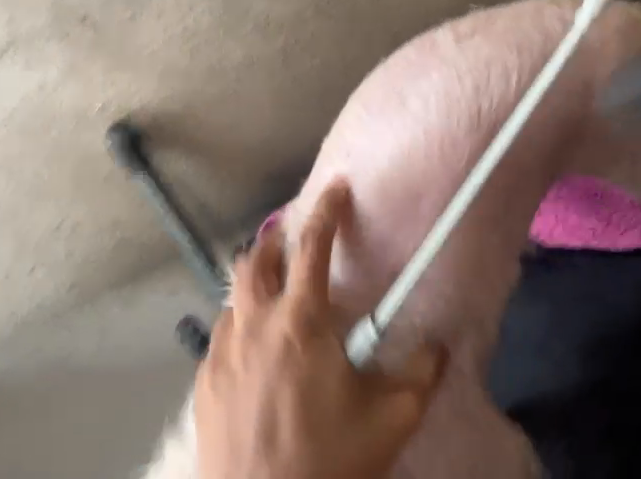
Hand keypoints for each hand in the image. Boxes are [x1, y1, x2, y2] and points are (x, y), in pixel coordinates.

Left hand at [194, 182, 446, 478]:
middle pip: (254, 260)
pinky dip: (240, 325)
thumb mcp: (393, 416)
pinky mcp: (202, 389)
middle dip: (277, 239)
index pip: (313, 246)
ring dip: (257, 284)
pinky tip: (258, 351)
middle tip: (299, 238)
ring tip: (280, 295)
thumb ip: (423, 370)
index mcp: (300, 322)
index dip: (327, 210)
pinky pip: (220, 337)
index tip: (337, 188)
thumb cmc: (329, 461)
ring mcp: (220, 358)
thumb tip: (439, 344)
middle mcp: (254, 327)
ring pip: (233, 298)